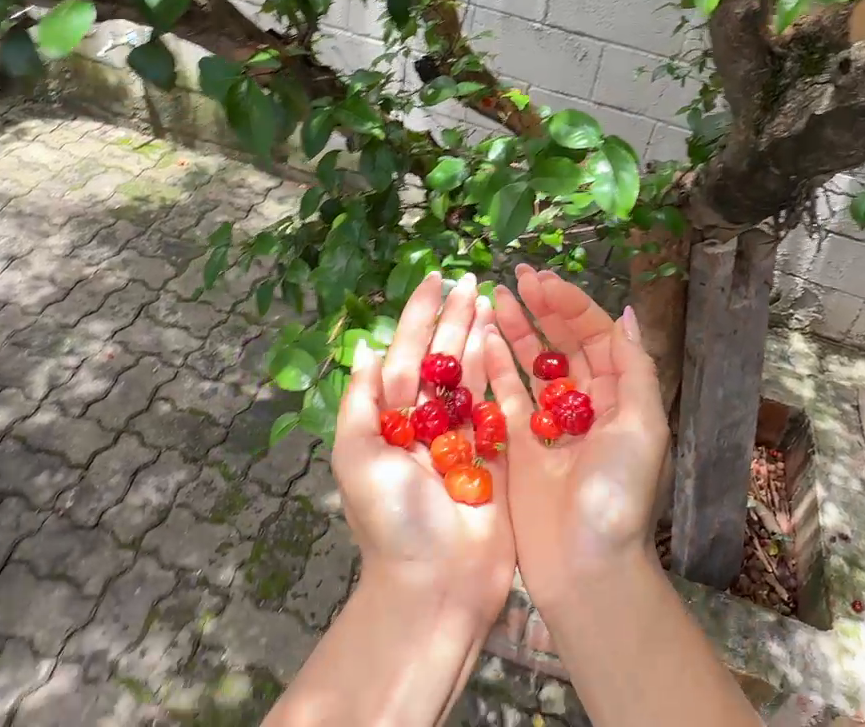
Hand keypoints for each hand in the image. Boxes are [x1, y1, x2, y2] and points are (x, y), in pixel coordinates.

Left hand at [331, 271, 513, 627]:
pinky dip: (500, 369)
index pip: (405, 354)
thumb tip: (364, 349)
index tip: (434, 279)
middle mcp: (425, 423)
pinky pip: (495, 402)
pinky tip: (506, 340)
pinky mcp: (494, 452)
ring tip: (488, 297)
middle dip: (453, 317)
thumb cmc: (392, 523)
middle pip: (441, 357)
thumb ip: (360, 402)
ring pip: (470, 373)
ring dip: (478, 334)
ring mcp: (461, 437)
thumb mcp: (358, 458)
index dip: (419, 316)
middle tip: (470, 278)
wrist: (437, 586)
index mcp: (389, 421)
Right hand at [481, 265, 669, 610]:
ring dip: (516, 330)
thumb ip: (633, 367)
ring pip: (531, 365)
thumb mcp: (642, 425)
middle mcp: (584, 404)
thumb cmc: (619, 495)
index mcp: (618, 396)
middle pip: (562, 344)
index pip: (595, 336)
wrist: (586, 567)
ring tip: (495, 297)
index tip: (545, 282)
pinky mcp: (519, 444)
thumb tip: (626, 313)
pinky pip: (506, 396)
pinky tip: (484, 337)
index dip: (571, 306)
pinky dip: (495, 366)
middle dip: (542, 309)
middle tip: (517, 277)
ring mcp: (549, 424)